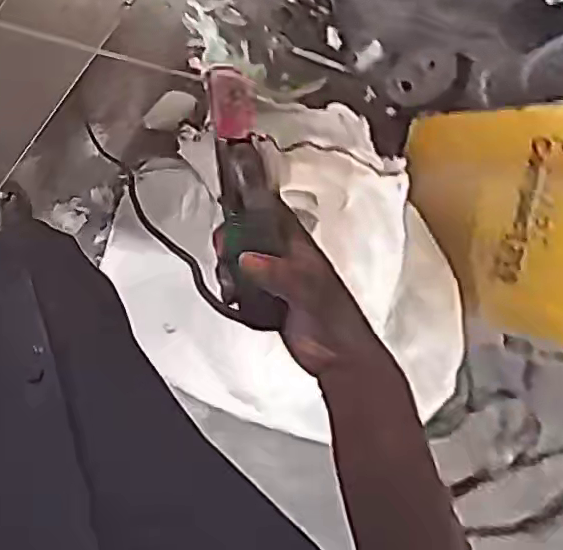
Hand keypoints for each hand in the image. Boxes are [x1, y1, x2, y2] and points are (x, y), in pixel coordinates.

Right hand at [216, 202, 386, 380]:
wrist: (340, 361)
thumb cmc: (337, 323)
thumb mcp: (307, 289)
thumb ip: (277, 272)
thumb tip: (248, 260)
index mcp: (298, 246)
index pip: (271, 211)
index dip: (250, 202)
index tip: (229, 202)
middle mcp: (284, 257)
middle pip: (249, 234)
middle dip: (231, 239)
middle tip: (222, 249)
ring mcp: (274, 277)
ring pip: (241, 259)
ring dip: (228, 266)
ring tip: (229, 281)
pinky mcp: (266, 298)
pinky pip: (240, 285)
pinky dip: (230, 288)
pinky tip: (232, 297)